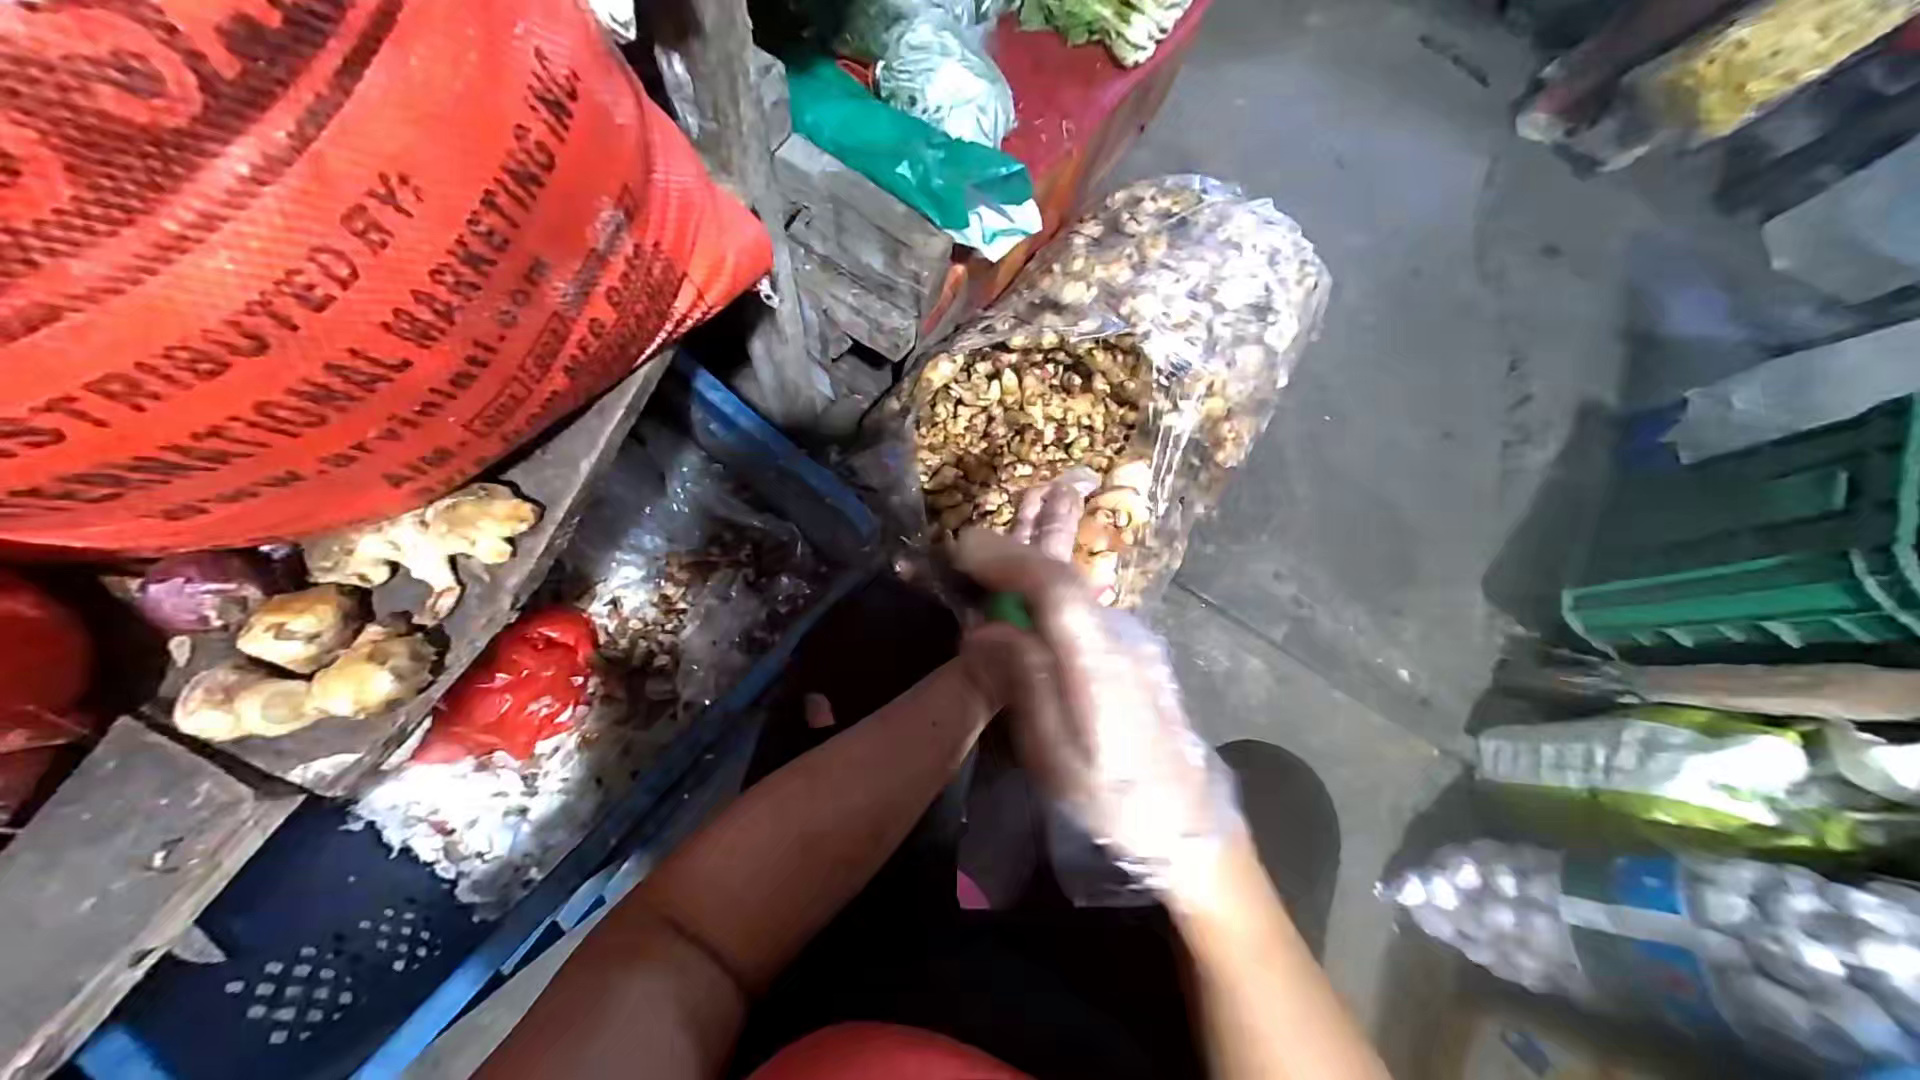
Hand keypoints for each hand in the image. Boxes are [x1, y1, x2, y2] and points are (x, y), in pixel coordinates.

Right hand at [953, 477, 1243, 900]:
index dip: (1011, 558)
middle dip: (1041, 530)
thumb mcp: (1056, 758)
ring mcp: (1134, 643)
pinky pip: (1087, 604)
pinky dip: (1060, 579)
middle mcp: (1121, 639)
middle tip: (1015, 492)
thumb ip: (1023, 685)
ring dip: (1054, 545)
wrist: (1189, 825)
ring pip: (1083, 584)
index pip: (1055, 588)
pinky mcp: (1136, 653)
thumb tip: (989, 628)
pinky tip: (1048, 568)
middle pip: (1073, 572)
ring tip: (1039, 504)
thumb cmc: (1114, 801)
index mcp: (1098, 665)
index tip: (965, 547)